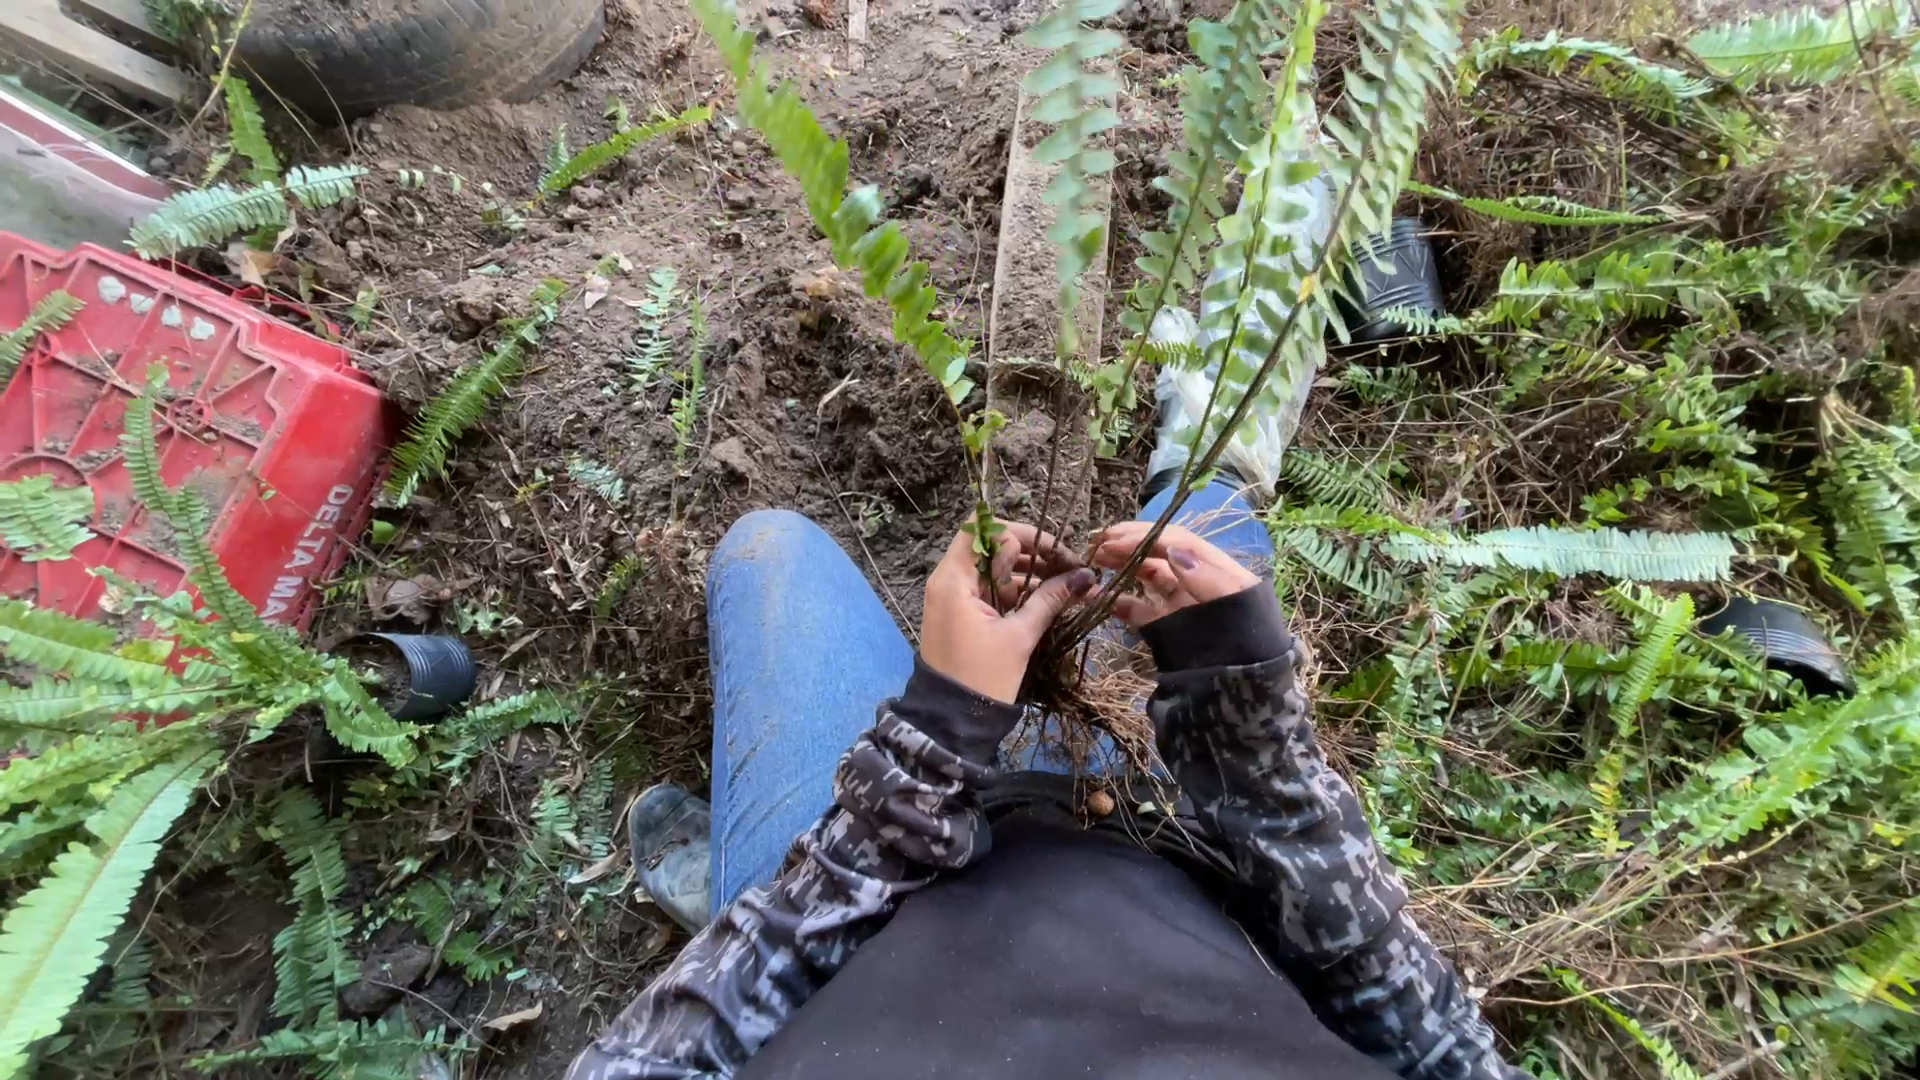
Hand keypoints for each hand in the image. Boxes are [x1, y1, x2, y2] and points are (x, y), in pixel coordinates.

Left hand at [920, 521, 1094, 702]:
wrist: (949, 722)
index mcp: (954, 579)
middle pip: (992, 546)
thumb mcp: (1019, 636)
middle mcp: (949, 580)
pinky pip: (990, 590)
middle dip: (1033, 554)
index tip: (1056, 553)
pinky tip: (1047, 600)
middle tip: (1070, 569)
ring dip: (1029, 573)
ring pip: (994, 569)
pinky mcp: (961, 614)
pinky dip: (1016, 592)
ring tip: (1067, 586)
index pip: (984, 529)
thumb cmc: (982, 678)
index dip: (1022, 534)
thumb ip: (1050, 600)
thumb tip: (1086, 577)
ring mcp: (953, 597)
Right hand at [1090, 521, 1258, 629]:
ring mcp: (1180, 605)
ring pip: (1146, 576)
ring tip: (1093, 560)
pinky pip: (1138, 609)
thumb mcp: (1237, 607)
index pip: (1179, 541)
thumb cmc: (1248, 645)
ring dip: (1120, 565)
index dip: (1146, 536)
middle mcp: (1197, 582)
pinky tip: (1096, 596)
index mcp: (1219, 571)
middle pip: (1160, 554)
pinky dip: (1116, 600)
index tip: (1114, 539)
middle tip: (1096, 542)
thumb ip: (1207, 579)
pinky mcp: (1165, 628)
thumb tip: (1172, 551)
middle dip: (1128, 544)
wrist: (1242, 695)